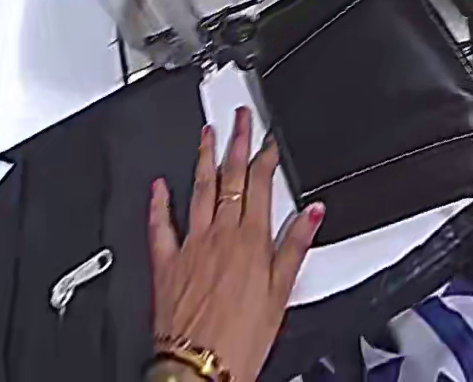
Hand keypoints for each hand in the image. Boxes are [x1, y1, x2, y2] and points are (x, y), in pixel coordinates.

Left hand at [149, 109, 323, 381]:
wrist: (198, 370)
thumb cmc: (241, 336)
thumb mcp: (281, 291)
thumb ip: (296, 244)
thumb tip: (313, 211)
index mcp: (251, 238)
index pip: (260, 182)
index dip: (266, 155)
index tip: (270, 137)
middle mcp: (221, 233)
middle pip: (231, 176)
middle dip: (237, 142)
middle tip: (239, 117)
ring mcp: (192, 245)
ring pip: (199, 189)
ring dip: (204, 157)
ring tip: (207, 133)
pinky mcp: (167, 264)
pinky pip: (161, 226)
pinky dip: (159, 203)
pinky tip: (159, 185)